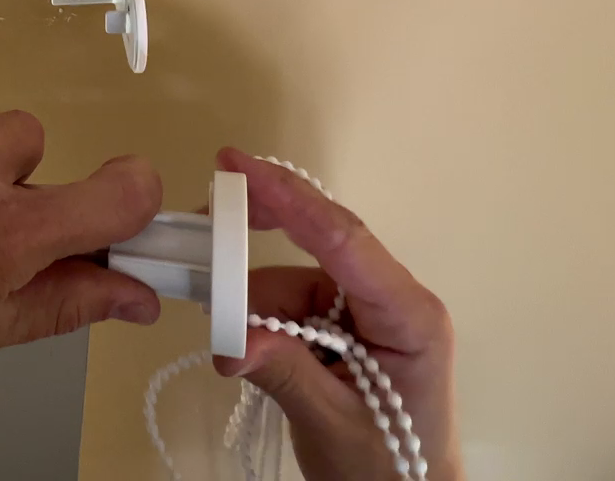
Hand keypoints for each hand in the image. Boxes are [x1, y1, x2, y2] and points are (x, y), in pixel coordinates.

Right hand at [212, 149, 461, 480]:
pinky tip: (250, 348)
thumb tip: (226, 342)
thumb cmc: (388, 471)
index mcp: (406, 313)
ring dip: (251, 304)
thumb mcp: (335, 428)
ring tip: (235, 352)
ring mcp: (361, 301)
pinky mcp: (338, 314)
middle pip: (317, 233)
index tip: (234, 164)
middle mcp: (387, 292)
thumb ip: (285, 374)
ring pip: (286, 273)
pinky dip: (256, 316)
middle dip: (263, 219)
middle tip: (207, 212)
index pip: (342, 238)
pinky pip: (282, 297)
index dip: (287, 197)